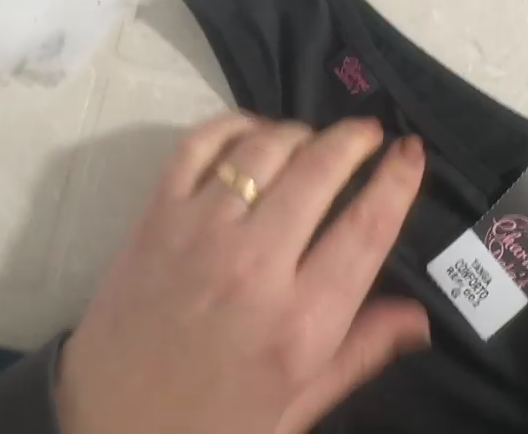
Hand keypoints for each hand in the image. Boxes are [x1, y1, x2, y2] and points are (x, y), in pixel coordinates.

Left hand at [56, 114, 429, 433]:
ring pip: (264, 148)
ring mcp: (200, 231)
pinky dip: (234, 125)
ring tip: (311, 139)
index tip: (411, 150)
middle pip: (319, 171)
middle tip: (367, 133)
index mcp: (300, 323)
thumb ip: (358, 354)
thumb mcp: (295, 408)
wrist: (107, 427)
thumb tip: (420, 317)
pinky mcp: (157, 213)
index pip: (366, 229)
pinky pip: (200, 144)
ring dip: (297, 132)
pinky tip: (253, 132)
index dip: (397, 180)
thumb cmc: (212, 425)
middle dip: (353, 140)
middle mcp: (255, 264)